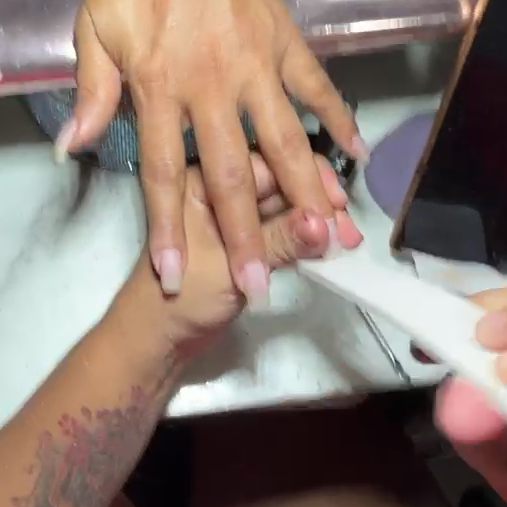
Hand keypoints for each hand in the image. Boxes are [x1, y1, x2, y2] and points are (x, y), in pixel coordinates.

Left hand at [67, 0, 366, 306]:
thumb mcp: (94, 29)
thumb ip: (92, 94)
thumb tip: (74, 151)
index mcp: (160, 85)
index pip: (163, 173)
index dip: (166, 229)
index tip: (174, 278)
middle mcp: (212, 82)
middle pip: (230, 172)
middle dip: (243, 235)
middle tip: (259, 287)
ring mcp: (257, 62)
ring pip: (285, 140)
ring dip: (303, 194)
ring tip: (323, 238)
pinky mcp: (287, 40)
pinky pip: (317, 87)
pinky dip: (340, 118)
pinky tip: (358, 154)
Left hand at [127, 153, 363, 355]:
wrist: (158, 341)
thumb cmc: (181, 298)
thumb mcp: (230, 267)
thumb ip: (278, 242)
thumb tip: (325, 222)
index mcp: (203, 179)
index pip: (263, 165)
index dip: (304, 182)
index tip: (338, 204)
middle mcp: (219, 187)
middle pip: (279, 182)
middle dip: (317, 203)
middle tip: (348, 228)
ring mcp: (233, 215)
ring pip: (285, 207)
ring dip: (316, 223)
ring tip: (347, 243)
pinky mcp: (244, 240)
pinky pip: (281, 229)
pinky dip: (305, 238)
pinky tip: (331, 248)